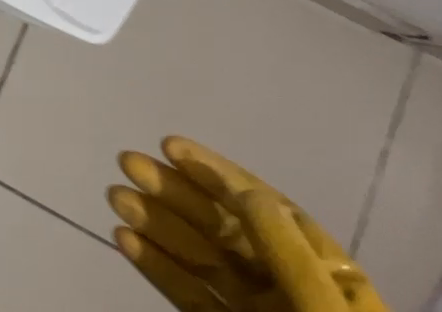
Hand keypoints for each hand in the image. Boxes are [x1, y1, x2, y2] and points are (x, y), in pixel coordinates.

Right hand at [109, 136, 390, 311]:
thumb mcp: (325, 309)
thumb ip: (290, 255)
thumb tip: (249, 196)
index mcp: (327, 276)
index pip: (269, 210)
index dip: (219, 174)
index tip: (170, 145)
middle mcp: (287, 286)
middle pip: (224, 227)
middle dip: (174, 191)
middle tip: (125, 162)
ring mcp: (253, 310)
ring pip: (196, 255)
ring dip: (153, 221)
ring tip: (114, 195)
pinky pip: (184, 292)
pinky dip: (153, 265)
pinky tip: (122, 239)